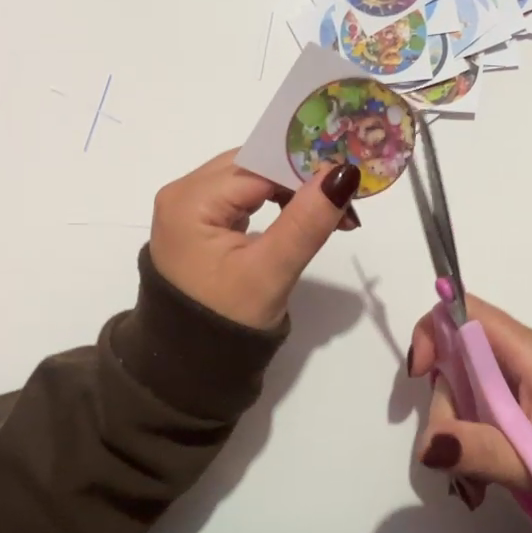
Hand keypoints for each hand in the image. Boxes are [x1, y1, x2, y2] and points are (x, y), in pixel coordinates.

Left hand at [149, 150, 359, 329]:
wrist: (189, 366)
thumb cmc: (227, 321)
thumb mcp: (270, 272)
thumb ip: (306, 221)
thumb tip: (343, 172)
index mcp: (190, 200)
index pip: (258, 166)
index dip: (305, 170)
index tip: (349, 186)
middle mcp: (182, 193)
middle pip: (253, 166)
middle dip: (301, 179)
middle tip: (347, 203)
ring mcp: (187, 207)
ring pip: (250, 179)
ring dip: (292, 190)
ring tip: (332, 213)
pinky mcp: (197, 221)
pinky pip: (241, 196)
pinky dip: (274, 201)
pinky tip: (301, 216)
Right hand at [408, 296, 531, 527]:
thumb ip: (480, 451)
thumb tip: (427, 445)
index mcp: (530, 353)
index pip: (466, 310)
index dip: (433, 331)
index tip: (421, 375)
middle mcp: (526, 354)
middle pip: (460, 357)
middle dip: (447, 405)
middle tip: (453, 459)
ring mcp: (529, 376)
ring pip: (470, 385)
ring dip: (460, 429)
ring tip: (473, 483)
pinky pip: (487, 402)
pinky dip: (477, 434)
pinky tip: (483, 475)